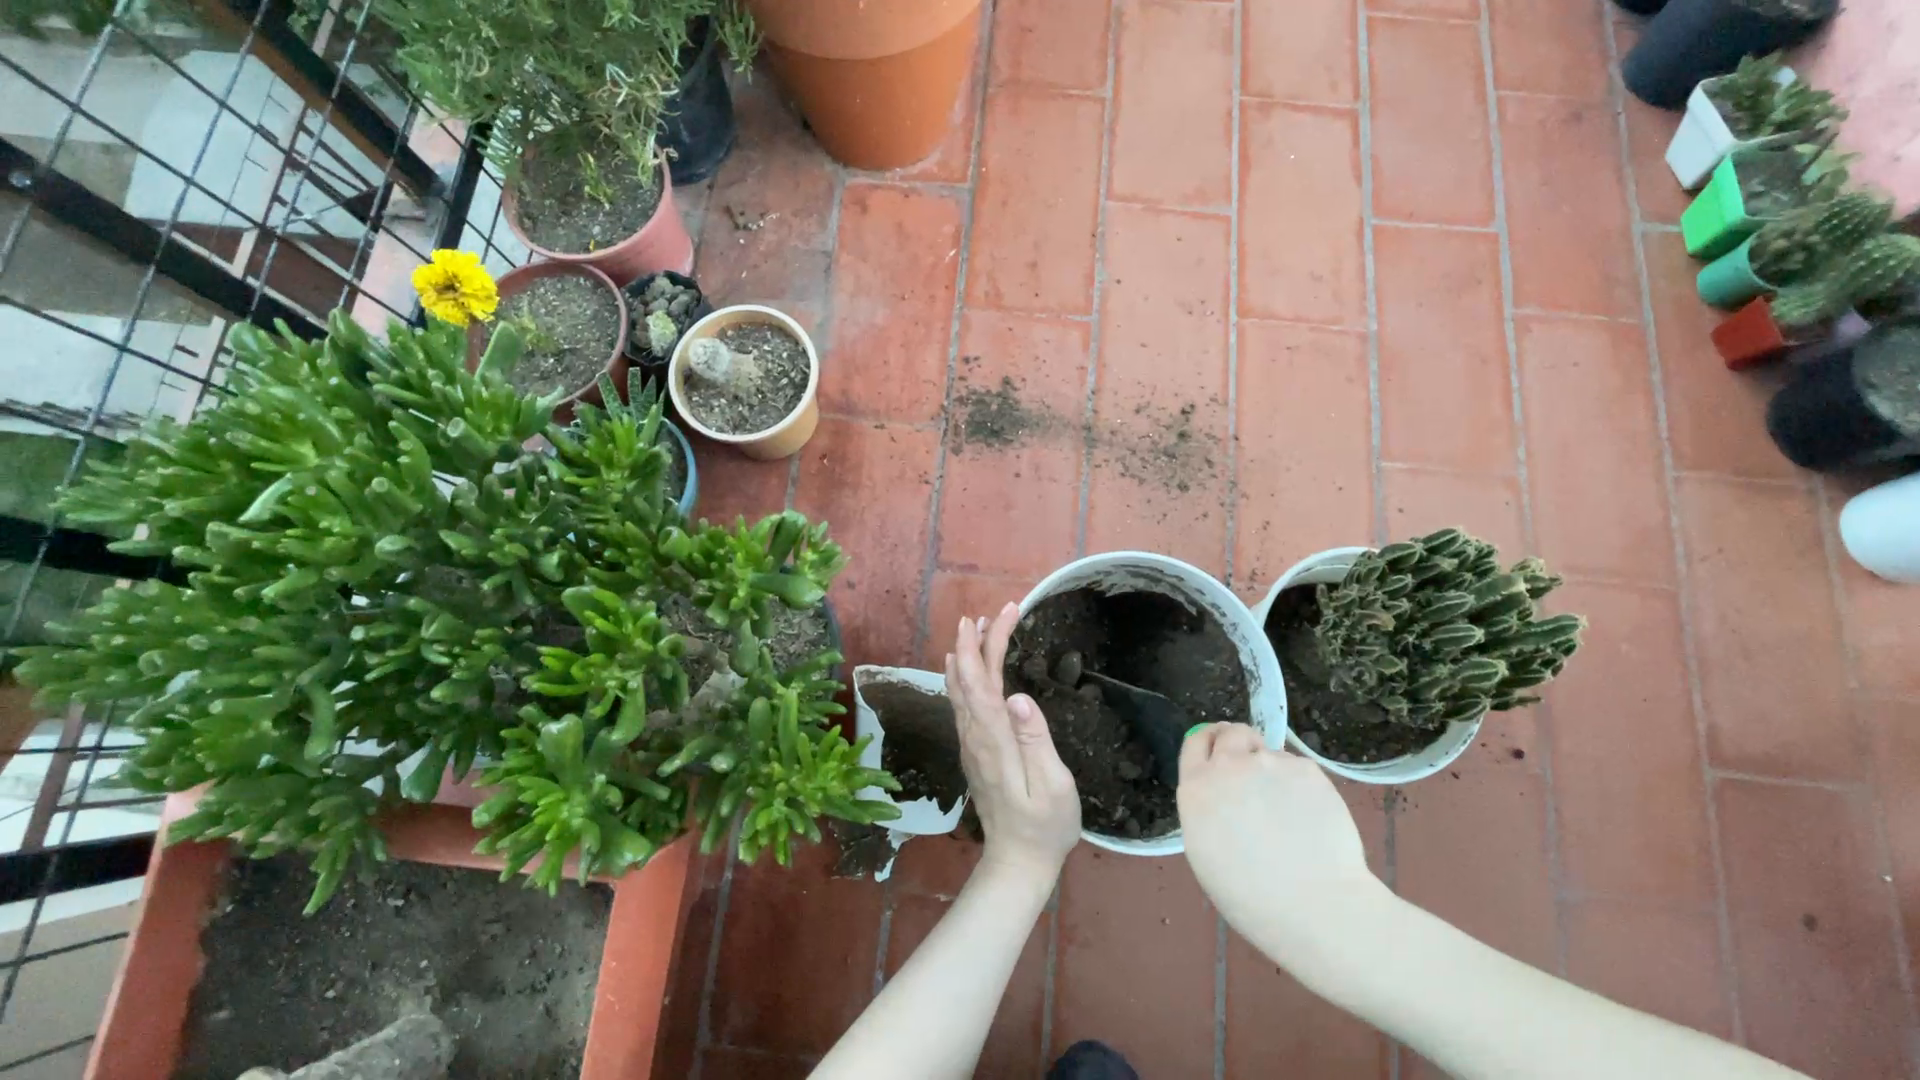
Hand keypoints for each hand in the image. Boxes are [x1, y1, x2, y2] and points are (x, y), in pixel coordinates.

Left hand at [945, 603, 1081, 881]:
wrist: (1018, 862)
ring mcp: (972, 746)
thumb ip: (1035, 740)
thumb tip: (1016, 697)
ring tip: (977, 626)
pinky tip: (963, 668)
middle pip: (968, 681)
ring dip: (968, 656)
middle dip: (977, 642)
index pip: (981, 684)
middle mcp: (976, 738)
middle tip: (994, 611)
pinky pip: (963, 704)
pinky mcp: (976, 752)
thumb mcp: (1053, 786)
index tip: (994, 616)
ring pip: (962, 691)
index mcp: (995, 742)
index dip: (984, 647)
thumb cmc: (1045, 827)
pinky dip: (963, 677)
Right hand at [1178, 723, 1383, 954]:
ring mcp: (1271, 764)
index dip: (1208, 742)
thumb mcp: (1204, 850)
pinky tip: (1309, 818)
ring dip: (1272, 771)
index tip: (1217, 749)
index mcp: (1196, 788)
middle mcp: (1230, 766)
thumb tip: (1223, 797)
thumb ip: (1207, 809)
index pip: (1195, 741)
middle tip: (1251, 771)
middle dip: (1239, 744)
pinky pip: (1298, 769)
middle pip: (1231, 732)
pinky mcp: (1308, 770)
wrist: (1313, 905)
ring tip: (1287, 810)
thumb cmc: (1249, 896)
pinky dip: (1300, 786)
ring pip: (1269, 753)